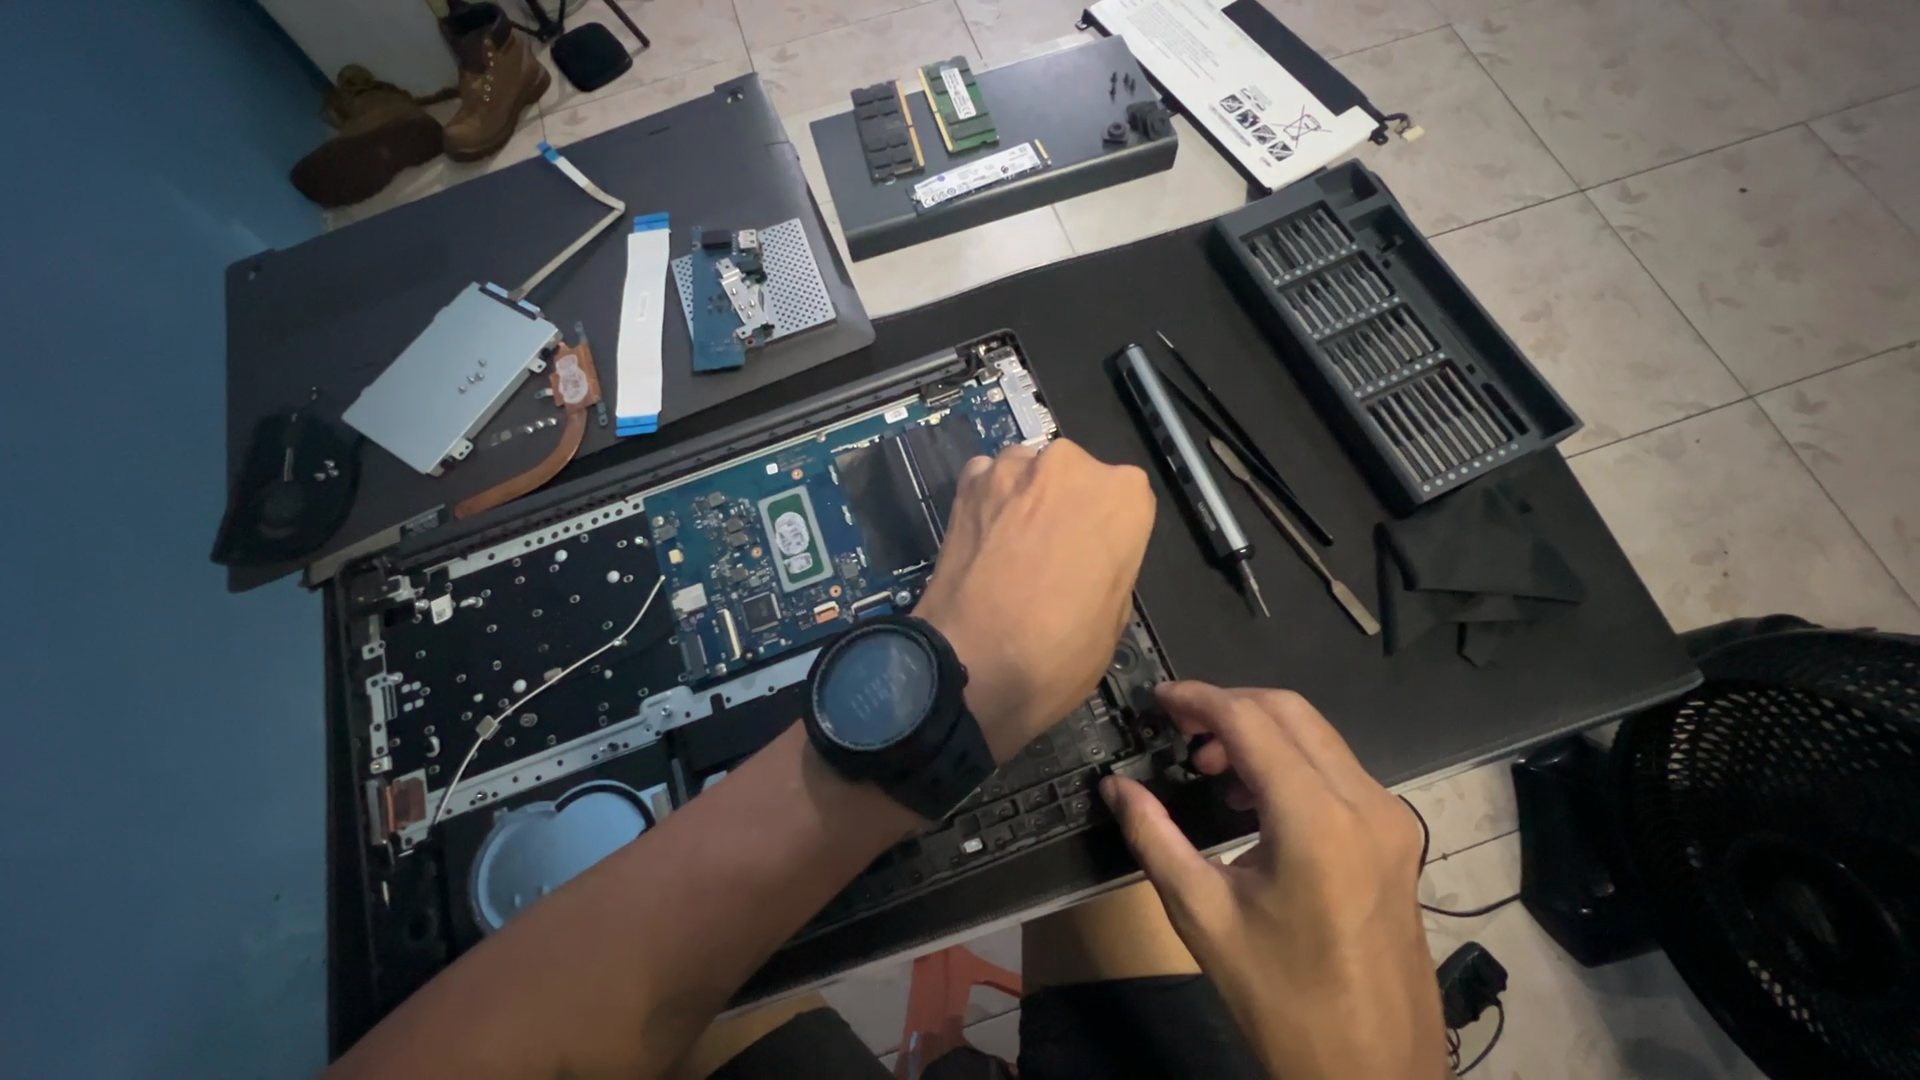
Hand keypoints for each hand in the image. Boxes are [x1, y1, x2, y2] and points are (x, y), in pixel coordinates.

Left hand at [915, 440, 1153, 763]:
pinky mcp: (966, 483)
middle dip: (1064, 509)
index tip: (1091, 561)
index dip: (1106, 533)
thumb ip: (1108, 564)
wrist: (971, 663)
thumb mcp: (1115, 616)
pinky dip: (987, 505)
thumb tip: (1087, 558)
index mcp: (1123, 495)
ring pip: (1028, 476)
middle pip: (1074, 478)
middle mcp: (1070, 465)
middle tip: (1049, 557)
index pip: (1124, 501)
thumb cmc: (1059, 650)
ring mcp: (1013, 468)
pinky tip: (983, 543)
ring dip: (1024, 502)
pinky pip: (987, 483)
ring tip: (1010, 553)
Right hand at [1101, 682, 1447, 1079]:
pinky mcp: (1396, 837)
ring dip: (1258, 732)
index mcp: (1315, 819)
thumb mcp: (1202, 915)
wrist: (1375, 1074)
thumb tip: (1115, 786)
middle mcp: (1364, 802)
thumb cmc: (1281, 999)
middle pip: (1289, 712)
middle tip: (1177, 730)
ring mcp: (1390, 818)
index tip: (1158, 700)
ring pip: (1317, 735)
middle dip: (1227, 706)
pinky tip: (1252, 797)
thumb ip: (1153, 836)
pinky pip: (1336, 768)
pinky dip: (1288, 760)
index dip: (1199, 699)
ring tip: (1208, 767)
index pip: (1250, 720)